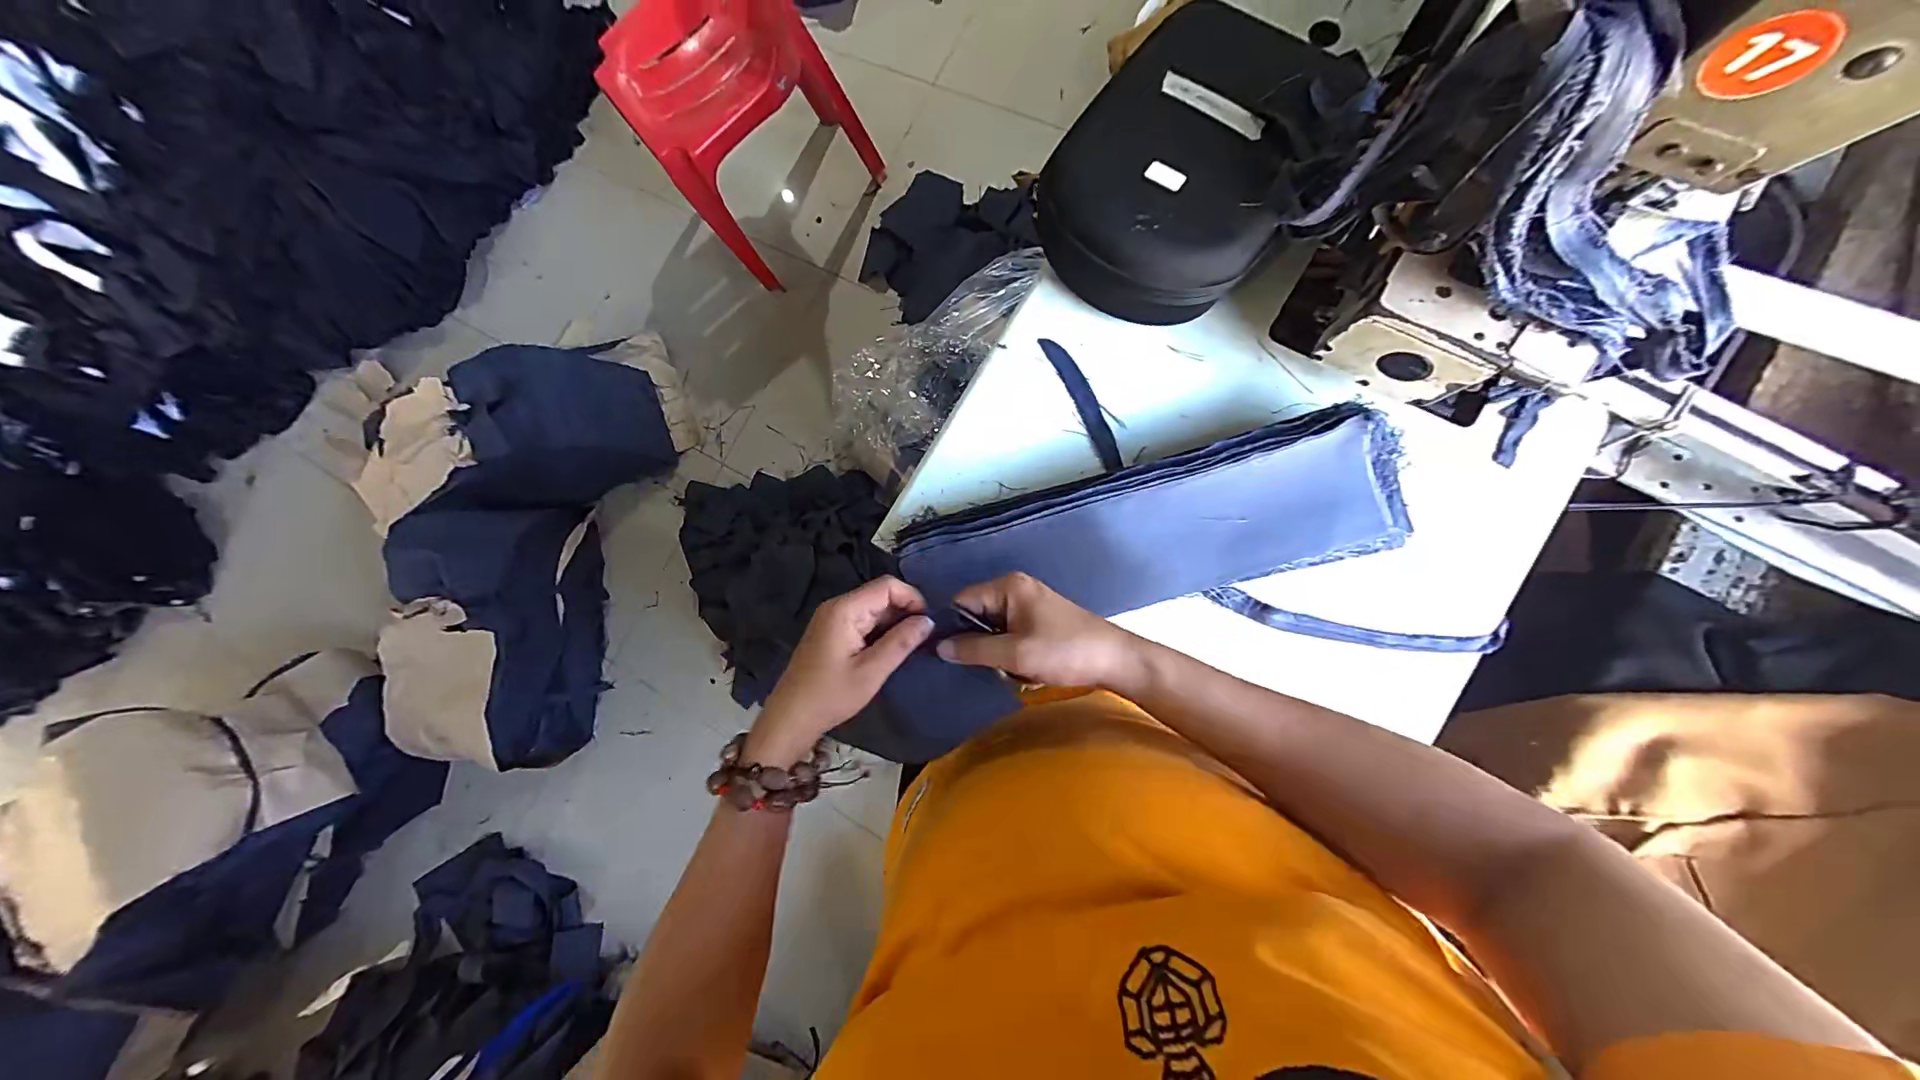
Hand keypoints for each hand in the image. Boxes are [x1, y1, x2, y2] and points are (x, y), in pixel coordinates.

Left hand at [749, 576, 933, 763]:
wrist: (791, 718)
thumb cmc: (830, 696)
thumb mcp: (871, 671)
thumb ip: (901, 642)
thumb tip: (928, 621)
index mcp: (844, 609)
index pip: (887, 585)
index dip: (913, 598)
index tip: (928, 623)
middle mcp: (837, 606)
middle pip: (881, 595)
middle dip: (906, 611)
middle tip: (924, 638)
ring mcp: (832, 618)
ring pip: (874, 608)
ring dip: (895, 623)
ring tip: (912, 645)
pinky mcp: (832, 632)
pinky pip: (864, 621)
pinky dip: (881, 631)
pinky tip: (892, 649)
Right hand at [936, 572, 1143, 689]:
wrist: (1116, 661)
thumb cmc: (1065, 652)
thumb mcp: (1015, 654)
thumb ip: (974, 649)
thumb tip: (939, 647)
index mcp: (1008, 586)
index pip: (961, 601)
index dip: (951, 627)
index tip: (943, 655)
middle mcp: (1016, 589)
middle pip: (976, 614)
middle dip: (976, 643)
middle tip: (978, 667)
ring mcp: (1030, 604)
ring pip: (993, 629)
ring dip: (996, 652)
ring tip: (1006, 670)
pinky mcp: (1040, 621)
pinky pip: (1011, 634)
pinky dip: (1012, 653)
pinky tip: (1021, 670)